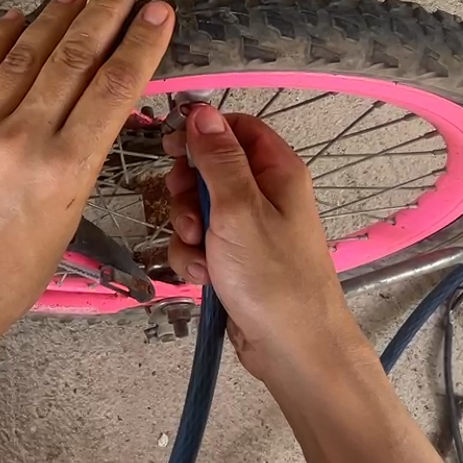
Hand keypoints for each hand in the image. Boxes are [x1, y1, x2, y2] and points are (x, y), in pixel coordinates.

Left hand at [0, 0, 175, 331]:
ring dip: (56, 17)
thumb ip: (84, 149)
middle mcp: (25, 138)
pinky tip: (19, 15)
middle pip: (72, 59)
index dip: (140, 44)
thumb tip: (98, 97)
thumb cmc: (23, 264)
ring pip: (26, 55)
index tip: (159, 13)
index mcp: (66, 168)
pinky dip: (0, 38)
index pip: (113, 88)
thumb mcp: (73, 210)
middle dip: (104, 15)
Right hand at [162, 107, 370, 382]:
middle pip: (208, 168)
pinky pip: (197, 243)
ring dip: (186, 230)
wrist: (292, 351)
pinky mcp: (231, 259)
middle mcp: (262, 194)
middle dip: (187, 191)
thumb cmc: (272, 276)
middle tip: (188, 209)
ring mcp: (246, 228)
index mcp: (276, 170)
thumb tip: (201, 111)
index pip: (235, 128)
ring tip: (201, 254)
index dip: (202, 132)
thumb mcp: (238, 208)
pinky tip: (204, 277)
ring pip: (196, 208)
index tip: (170, 145)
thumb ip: (217, 158)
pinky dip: (193, 258)